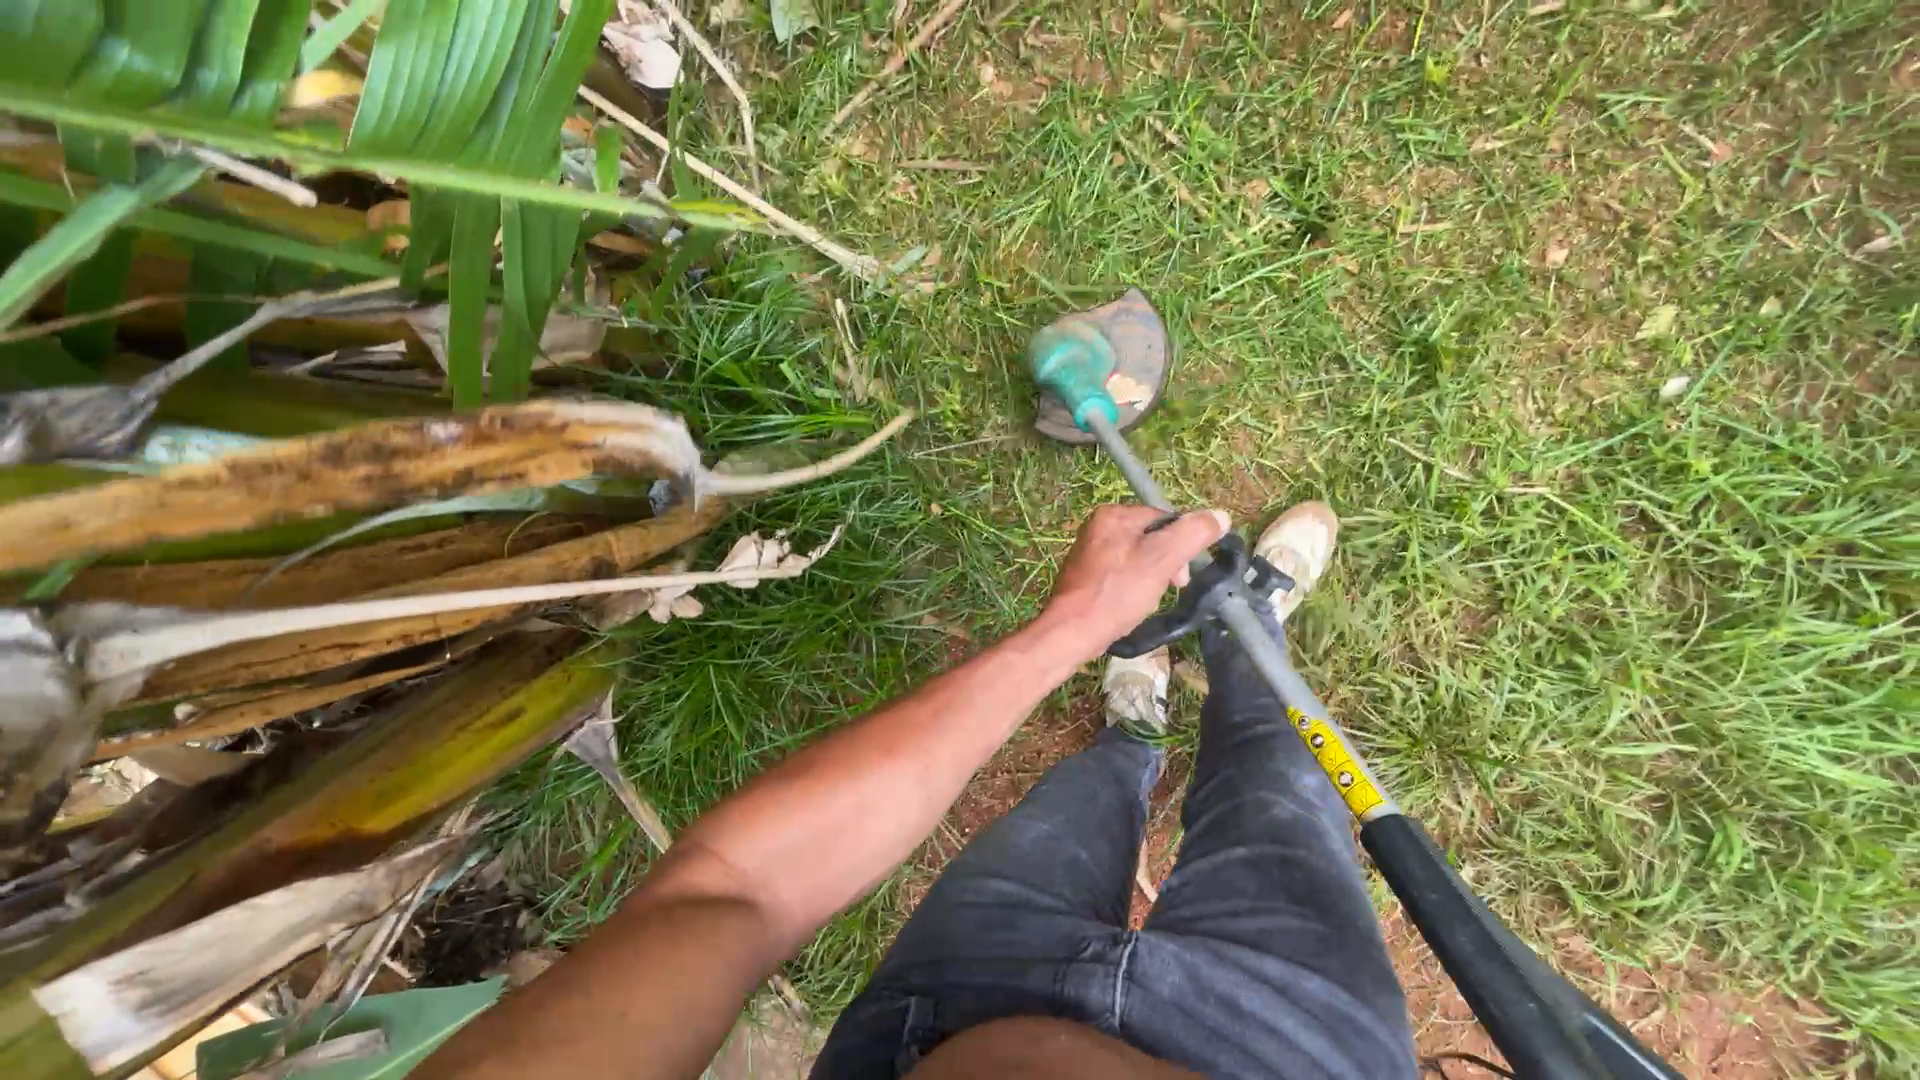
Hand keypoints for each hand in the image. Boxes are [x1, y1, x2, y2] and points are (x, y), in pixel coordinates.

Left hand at [1037, 504, 1230, 661]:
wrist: (1072, 630)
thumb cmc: (1117, 592)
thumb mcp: (1161, 559)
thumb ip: (1192, 534)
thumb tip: (1220, 516)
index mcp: (1113, 515)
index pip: (1165, 520)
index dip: (1182, 546)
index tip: (1183, 577)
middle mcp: (1097, 527)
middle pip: (1151, 538)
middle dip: (1166, 564)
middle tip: (1171, 588)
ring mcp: (1089, 551)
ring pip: (1137, 558)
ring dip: (1151, 577)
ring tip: (1147, 599)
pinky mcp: (1085, 575)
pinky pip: (1120, 574)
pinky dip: (1131, 587)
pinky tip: (1130, 604)